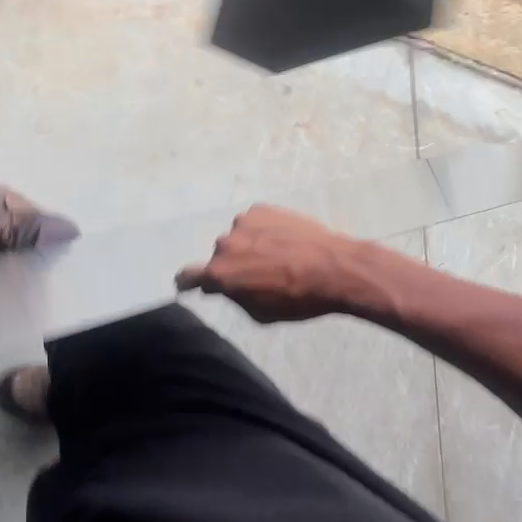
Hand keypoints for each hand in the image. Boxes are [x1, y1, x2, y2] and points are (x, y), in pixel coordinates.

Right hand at [174, 204, 362, 322]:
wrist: (334, 267)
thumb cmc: (297, 299)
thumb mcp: (261, 313)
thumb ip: (234, 297)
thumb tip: (223, 287)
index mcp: (220, 274)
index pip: (188, 275)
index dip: (188, 282)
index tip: (189, 284)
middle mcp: (225, 244)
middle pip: (220, 256)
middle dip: (232, 264)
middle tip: (257, 272)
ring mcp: (243, 222)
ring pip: (238, 236)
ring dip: (247, 244)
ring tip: (275, 254)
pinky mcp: (261, 208)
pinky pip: (254, 221)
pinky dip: (262, 229)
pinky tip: (283, 239)